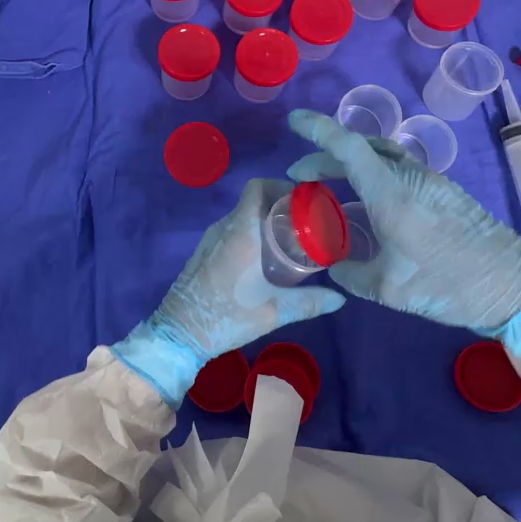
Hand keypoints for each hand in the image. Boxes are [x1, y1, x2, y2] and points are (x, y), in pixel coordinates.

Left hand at [112, 178, 345, 404]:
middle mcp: (223, 228)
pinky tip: (264, 257)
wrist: (180, 333)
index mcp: (241, 232)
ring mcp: (210, 239)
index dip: (281, 187)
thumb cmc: (227, 317)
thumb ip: (310, 302)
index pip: (258, 188)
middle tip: (304, 225)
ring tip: (289, 242)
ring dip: (263, 222)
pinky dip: (249, 234)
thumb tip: (340, 298)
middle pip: (253, 201)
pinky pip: (230, 231)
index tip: (303, 203)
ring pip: (241, 217)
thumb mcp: (274, 311)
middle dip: (279, 207)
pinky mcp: (203, 252)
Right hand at [285, 109, 520, 369]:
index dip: (318, 129)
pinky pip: (397, 170)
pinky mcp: (443, 192)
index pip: (349, 146)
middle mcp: (411, 179)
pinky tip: (363, 200)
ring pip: (381, 157)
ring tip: (325, 184)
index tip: (293, 121)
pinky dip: (370, 174)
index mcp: (393, 195)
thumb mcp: (391, 290)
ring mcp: (430, 182)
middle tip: (298, 175)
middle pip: (361, 150)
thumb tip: (335, 266)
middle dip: (324, 155)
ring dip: (348, 164)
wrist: (517, 286)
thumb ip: (353, 275)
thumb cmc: (452, 287)